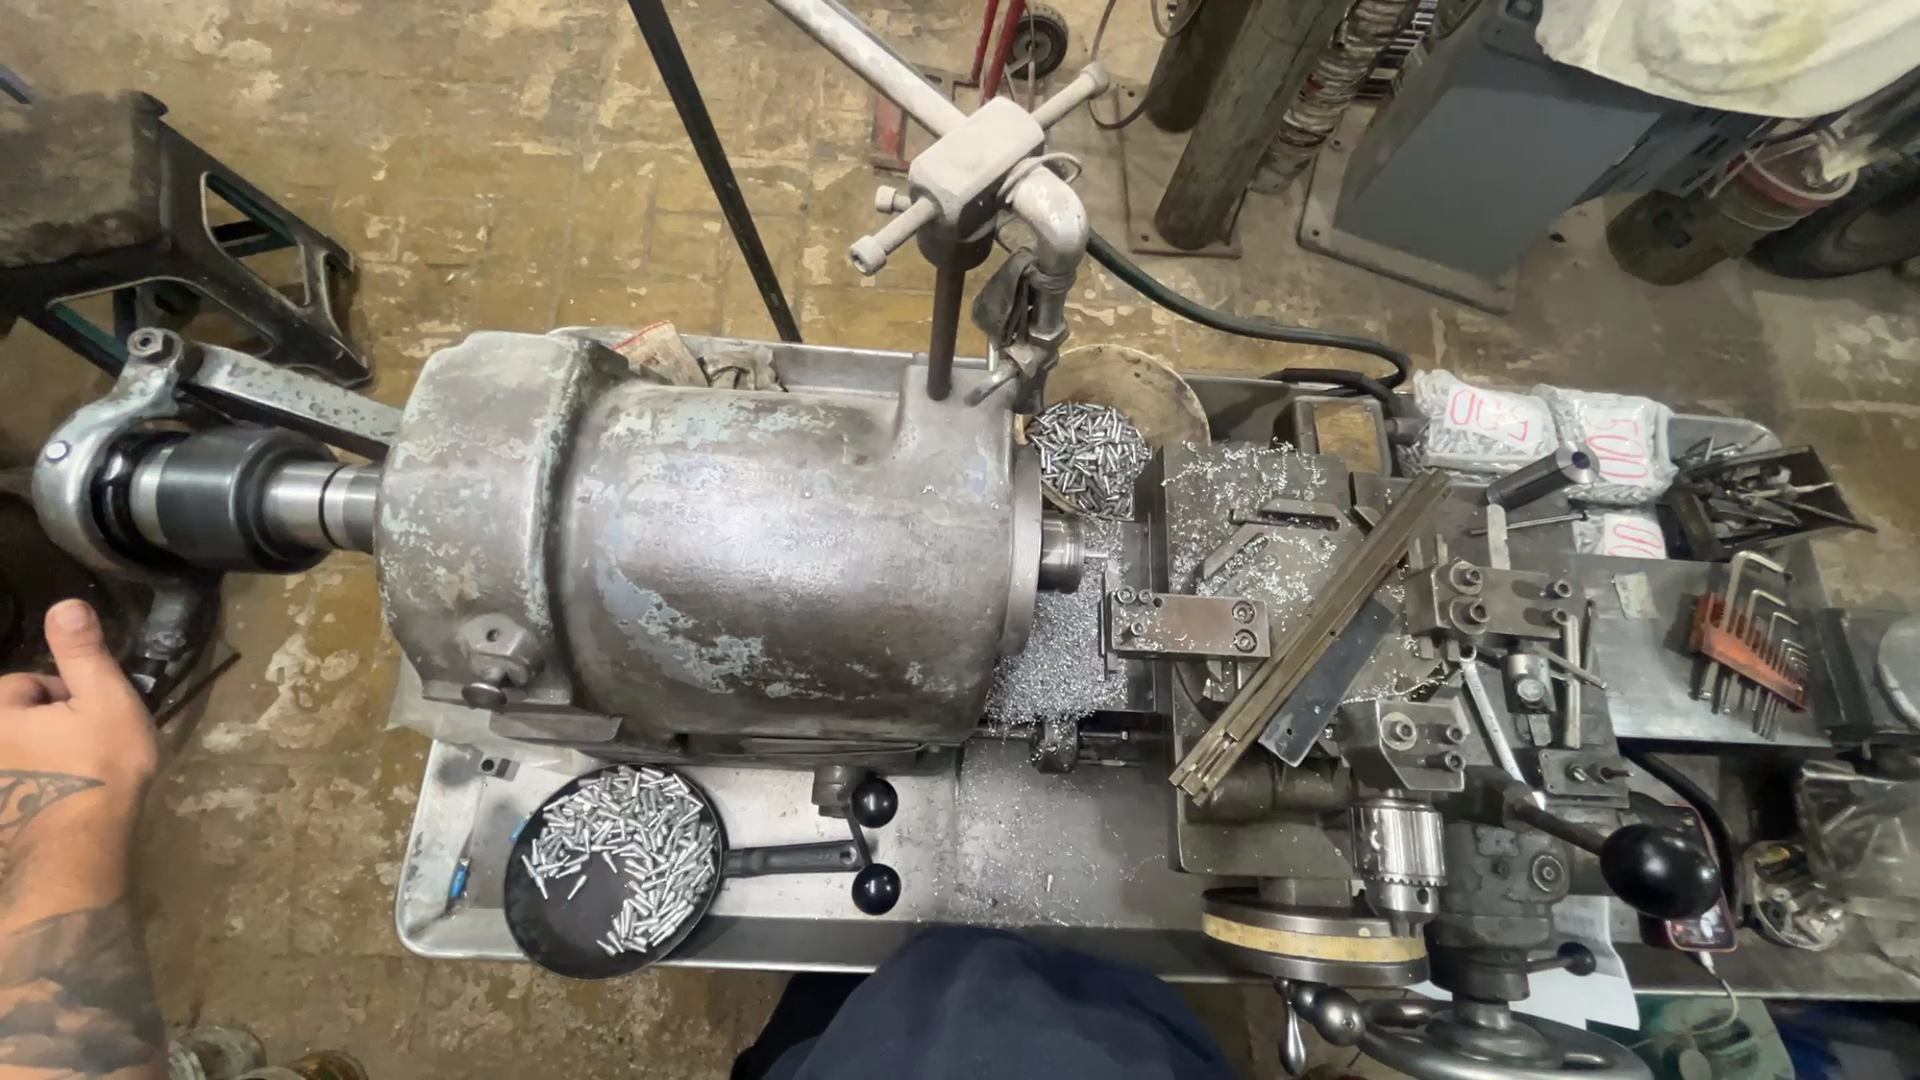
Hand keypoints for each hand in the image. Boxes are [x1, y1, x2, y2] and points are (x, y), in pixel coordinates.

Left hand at [0, 600, 157, 804]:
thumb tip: (66, 605)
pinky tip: (54, 793)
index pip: (21, 685)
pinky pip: (15, 775)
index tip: (92, 715)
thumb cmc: (100, 759)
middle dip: (46, 723)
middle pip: (12, 716)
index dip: (64, 694)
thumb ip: (82, 654)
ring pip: (16, 747)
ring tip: (74, 770)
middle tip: (88, 742)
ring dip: (39, 751)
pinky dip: (30, 778)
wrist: (79, 834)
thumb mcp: (106, 699)